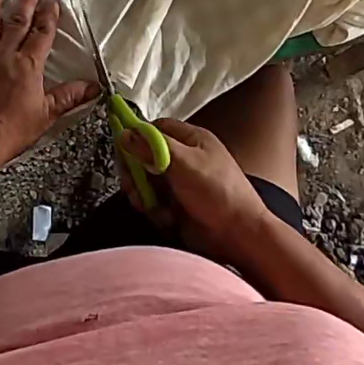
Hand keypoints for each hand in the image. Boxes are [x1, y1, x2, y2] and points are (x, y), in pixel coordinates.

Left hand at [0, 0, 99, 165]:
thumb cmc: (8, 132)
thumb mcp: (44, 115)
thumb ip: (68, 97)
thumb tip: (92, 88)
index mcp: (27, 66)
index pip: (42, 35)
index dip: (48, 17)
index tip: (52, 2)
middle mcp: (3, 55)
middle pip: (17, 22)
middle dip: (26, 3)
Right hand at [120, 118, 274, 259]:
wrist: (240, 236)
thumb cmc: (221, 194)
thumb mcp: (184, 163)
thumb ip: (153, 147)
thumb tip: (126, 134)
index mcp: (191, 140)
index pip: (154, 128)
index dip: (137, 136)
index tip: (123, 149)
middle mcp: (184, 158)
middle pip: (144, 156)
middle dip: (136, 172)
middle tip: (136, 186)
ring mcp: (179, 182)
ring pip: (145, 181)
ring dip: (144, 194)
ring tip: (153, 206)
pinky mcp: (176, 204)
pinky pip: (152, 201)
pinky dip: (154, 209)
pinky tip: (165, 217)